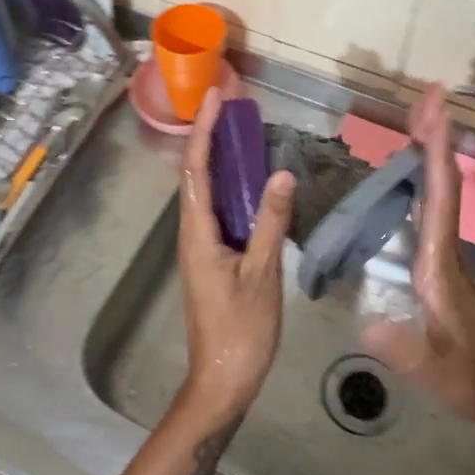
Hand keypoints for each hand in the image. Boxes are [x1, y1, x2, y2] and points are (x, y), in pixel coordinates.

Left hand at [178, 89, 295, 415]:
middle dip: (211, 134)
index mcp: (197, 233)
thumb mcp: (262, 275)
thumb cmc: (241, 331)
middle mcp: (193, 232)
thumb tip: (281, 173)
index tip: (215, 96)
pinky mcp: (214, 257)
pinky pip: (221, 210)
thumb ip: (271, 223)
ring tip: (242, 126)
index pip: (197, 169)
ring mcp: (202, 245)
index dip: (204, 130)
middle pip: (198, 173)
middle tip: (232, 100)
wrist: (222, 379)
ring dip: (222, 156)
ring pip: (209, 191)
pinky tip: (254, 178)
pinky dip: (234, 185)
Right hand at [362, 85, 474, 429]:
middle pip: (442, 183)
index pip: (440, 199)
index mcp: (442, 266)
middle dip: (434, 137)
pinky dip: (425, 182)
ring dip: (429, 154)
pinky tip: (412, 181)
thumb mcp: (441, 374)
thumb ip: (408, 352)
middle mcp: (447, 252)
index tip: (435, 109)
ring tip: (416, 120)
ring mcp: (448, 259)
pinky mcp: (444, 269)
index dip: (434, 153)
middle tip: (428, 93)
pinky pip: (434, 211)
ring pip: (440, 194)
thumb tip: (370, 323)